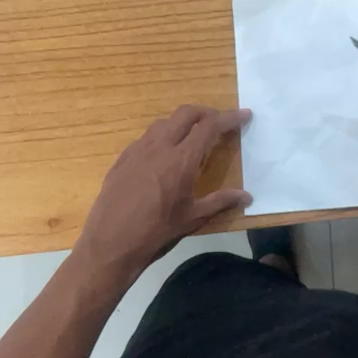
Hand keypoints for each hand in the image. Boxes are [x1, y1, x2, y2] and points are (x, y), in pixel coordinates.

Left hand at [74, 105, 251, 281]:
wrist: (110, 245)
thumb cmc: (156, 232)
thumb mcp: (193, 218)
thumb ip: (221, 202)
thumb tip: (247, 196)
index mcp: (181, 160)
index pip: (209, 127)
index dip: (229, 118)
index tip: (244, 114)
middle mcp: (159, 147)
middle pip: (185, 113)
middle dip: (206, 112)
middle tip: (218, 122)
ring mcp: (137, 151)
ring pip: (163, 122)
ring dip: (182, 122)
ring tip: (191, 137)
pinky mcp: (122, 160)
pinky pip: (145, 138)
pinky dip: (161, 137)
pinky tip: (163, 155)